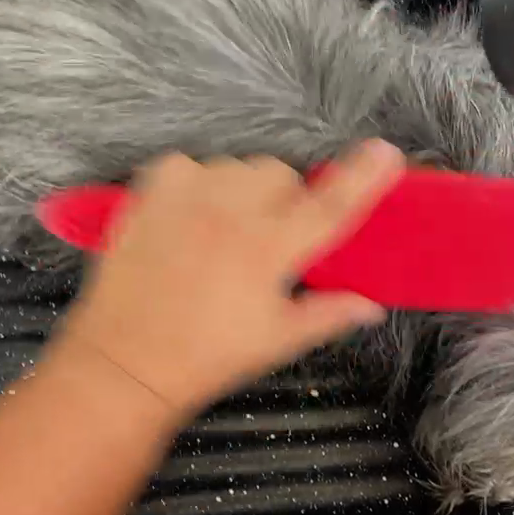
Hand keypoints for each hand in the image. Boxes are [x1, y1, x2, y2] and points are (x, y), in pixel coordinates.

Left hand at [53, 141, 404, 416]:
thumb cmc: (211, 356)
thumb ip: (329, 314)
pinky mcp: (149, 195)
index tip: (386, 152)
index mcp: (267, 251)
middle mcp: (228, 213)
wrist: (127, 362)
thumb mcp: (279, 341)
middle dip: (290, 200)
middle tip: (278, 240)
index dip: (362, 178)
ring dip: (247, 191)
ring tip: (233, 231)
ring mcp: (184, 198)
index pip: (328, 207)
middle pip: (281, 174)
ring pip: (237, 167)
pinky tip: (197, 217)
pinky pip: (190, 165)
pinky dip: (202, 184)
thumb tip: (372, 306)